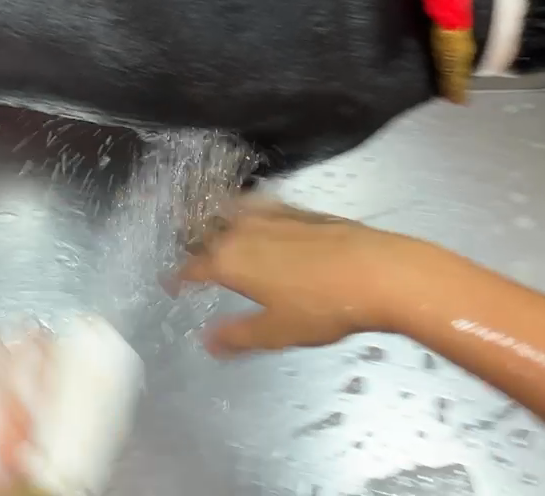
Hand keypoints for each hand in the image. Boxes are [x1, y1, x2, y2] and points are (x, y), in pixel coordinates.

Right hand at [173, 200, 435, 356]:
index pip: (191, 268)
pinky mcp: (290, 207)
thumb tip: (206, 341)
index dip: (178, 279)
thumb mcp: (277, 332)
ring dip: (213, 222)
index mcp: (228, 260)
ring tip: (211, 232)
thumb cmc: (321, 306)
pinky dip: (242, 210)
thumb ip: (238, 335)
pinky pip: (253, 204)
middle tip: (190, 260)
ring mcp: (265, 214)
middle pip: (203, 233)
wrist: (373, 270)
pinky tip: (252, 217)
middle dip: (192, 246)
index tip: (170, 287)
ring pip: (226, 213)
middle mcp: (239, 230)